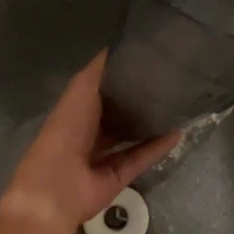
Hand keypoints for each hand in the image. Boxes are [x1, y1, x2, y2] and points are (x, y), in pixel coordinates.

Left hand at [0, 51, 180, 233]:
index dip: (121, 77)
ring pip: (130, 138)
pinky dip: (157, 148)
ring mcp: (103, 157)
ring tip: (176, 107)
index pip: (101, 91)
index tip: (147, 61)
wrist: (56, 187)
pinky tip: (177, 133)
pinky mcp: (118, 176)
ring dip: (150, 125)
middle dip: (137, 102)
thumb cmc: (64, 132)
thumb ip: (98, 71)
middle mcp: (89, 133)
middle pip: (117, 115)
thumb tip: (117, 46)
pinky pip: (140, 159)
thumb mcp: (80, 92)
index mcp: (75, 112)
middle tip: (168, 83)